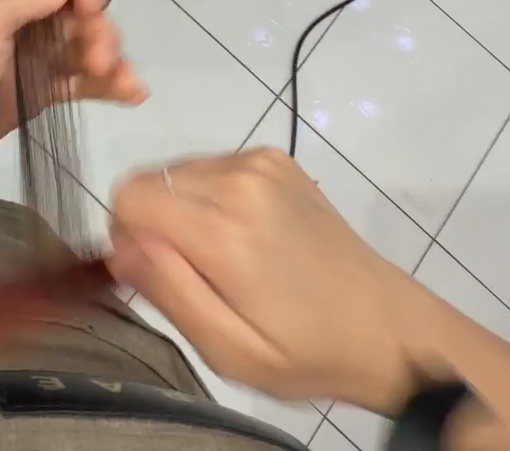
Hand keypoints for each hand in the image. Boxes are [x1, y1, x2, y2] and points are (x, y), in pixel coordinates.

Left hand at [0, 0, 146, 173]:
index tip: (91, 8)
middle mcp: (23, 21)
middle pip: (78, 14)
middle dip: (99, 31)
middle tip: (101, 59)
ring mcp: (33, 58)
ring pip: (84, 48)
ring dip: (111, 60)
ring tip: (126, 83)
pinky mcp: (41, 92)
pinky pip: (80, 82)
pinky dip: (108, 85)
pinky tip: (134, 93)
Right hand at [106, 149, 436, 413]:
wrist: (391, 328)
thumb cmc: (307, 352)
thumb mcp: (231, 352)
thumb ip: (167, 291)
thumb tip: (117, 246)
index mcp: (225, 233)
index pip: (129, 196)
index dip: (128, 234)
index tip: (156, 268)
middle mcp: (238, 181)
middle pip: (149, 180)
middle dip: (155, 222)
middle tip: (195, 269)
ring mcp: (258, 162)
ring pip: (175, 170)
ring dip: (182, 207)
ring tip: (225, 252)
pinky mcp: (273, 156)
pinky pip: (208, 165)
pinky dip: (210, 195)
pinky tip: (246, 230)